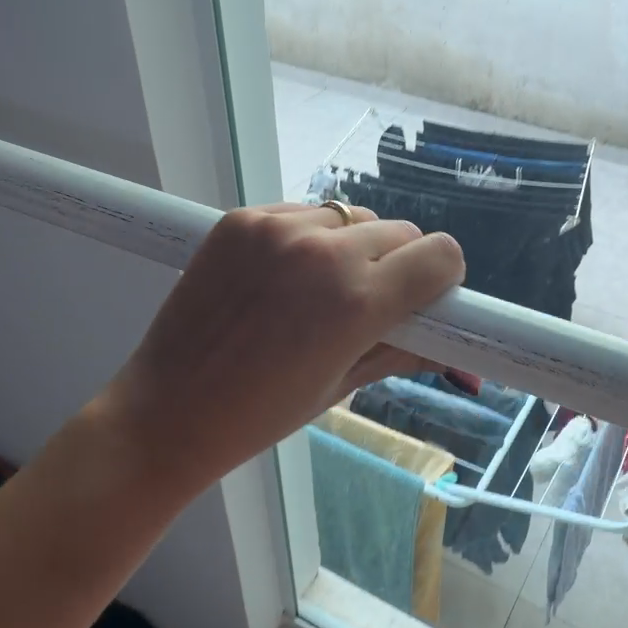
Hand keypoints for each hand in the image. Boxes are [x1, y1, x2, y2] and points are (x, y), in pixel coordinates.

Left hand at [99, 202, 465, 490]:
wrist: (165, 412)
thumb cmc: (261, 414)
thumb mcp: (343, 386)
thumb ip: (405, 353)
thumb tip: (461, 358)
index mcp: (356, 303)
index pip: (441, 256)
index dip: (443, 278)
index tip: (429, 297)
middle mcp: (324, 253)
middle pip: (401, 232)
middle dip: (399, 265)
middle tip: (373, 300)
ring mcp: (278, 230)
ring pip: (352, 217)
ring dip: (353, 246)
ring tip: (320, 288)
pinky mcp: (242, 219)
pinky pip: (304, 213)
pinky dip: (309, 237)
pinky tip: (284, 274)